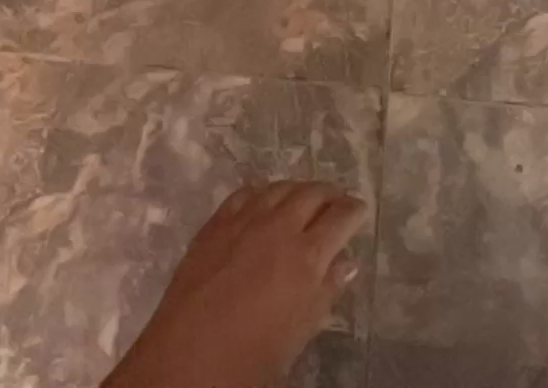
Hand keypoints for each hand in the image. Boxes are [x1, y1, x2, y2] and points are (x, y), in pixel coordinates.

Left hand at [102, 181, 369, 387]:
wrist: (188, 359)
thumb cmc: (253, 355)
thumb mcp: (301, 329)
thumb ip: (326, 290)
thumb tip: (347, 263)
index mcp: (306, 255)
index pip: (340, 217)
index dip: (354, 210)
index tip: (360, 210)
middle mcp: (279, 227)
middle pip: (312, 193)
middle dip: (330, 193)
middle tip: (337, 200)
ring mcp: (244, 220)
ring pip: (280, 187)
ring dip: (298, 189)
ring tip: (305, 197)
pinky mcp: (215, 223)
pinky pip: (246, 194)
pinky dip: (263, 192)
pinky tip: (265, 200)